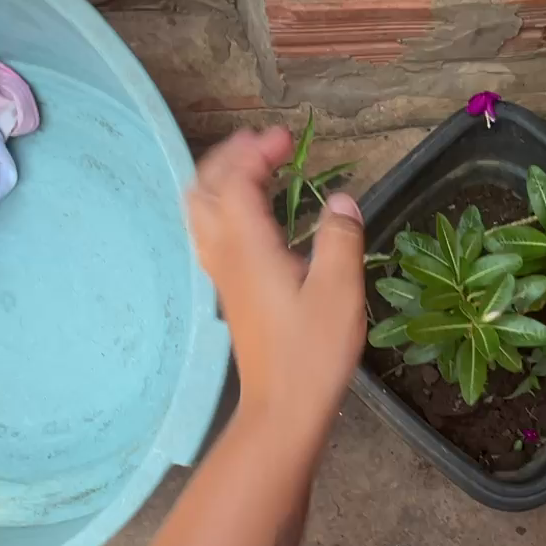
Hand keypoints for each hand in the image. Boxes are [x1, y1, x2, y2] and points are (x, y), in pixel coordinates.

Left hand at [188, 127, 364, 433]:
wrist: (283, 407)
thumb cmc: (312, 353)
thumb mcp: (340, 293)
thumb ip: (341, 239)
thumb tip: (343, 202)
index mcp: (249, 247)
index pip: (237, 179)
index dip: (258, 150)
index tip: (288, 138)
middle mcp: (227, 255)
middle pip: (205, 188)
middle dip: (230, 157)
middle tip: (266, 147)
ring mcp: (224, 277)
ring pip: (202, 213)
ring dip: (221, 182)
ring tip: (254, 173)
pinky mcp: (232, 295)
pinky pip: (212, 237)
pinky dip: (224, 212)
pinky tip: (252, 222)